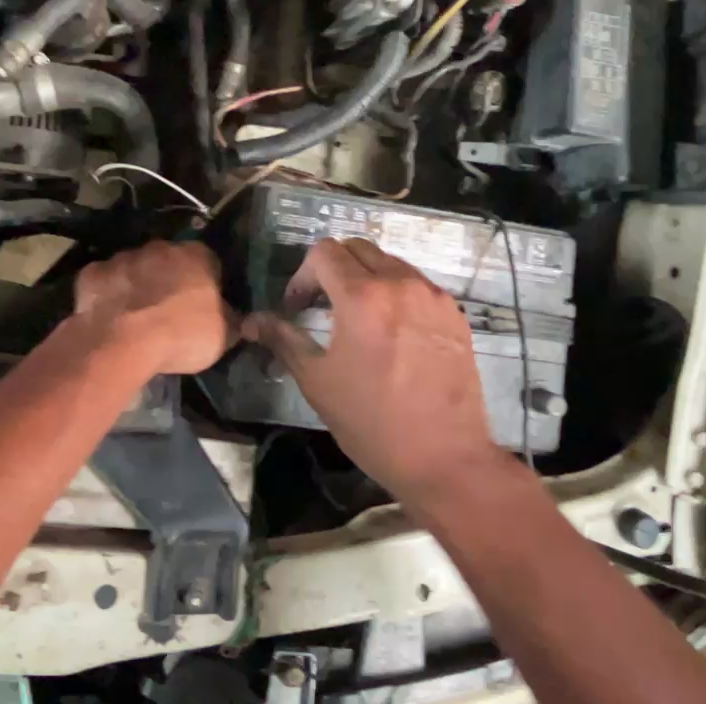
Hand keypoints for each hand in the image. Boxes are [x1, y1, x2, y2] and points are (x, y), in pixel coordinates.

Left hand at [73, 241, 231, 374]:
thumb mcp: (223, 335)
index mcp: (197, 255)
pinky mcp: (92, 273)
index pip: (209, 262)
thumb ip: (231, 320)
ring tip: (136, 316)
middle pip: (168, 260)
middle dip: (169, 279)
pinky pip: (104, 281)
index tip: (204, 304)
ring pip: (134, 268)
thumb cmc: (181, 335)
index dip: (207, 283)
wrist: (123, 342)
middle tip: (169, 310)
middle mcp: (160, 247)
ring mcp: (123, 257)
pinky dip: (106, 294)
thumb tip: (236, 317)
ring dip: (137, 284)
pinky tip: (108, 316)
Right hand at [243, 238, 503, 499]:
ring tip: (356, 317)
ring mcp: (432, 296)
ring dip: (365, 277)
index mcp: (363, 296)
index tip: (297, 308)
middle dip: (332, 268)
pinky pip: (416, 283)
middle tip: (321, 305)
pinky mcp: (454, 314)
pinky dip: (395, 292)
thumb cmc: (372, 423)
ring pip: (389, 262)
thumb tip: (252, 322)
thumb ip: (283, 340)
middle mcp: (400, 283)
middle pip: (357, 248)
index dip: (302, 276)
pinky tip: (391, 331)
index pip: (324, 252)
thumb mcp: (317, 382)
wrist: (446, 457)